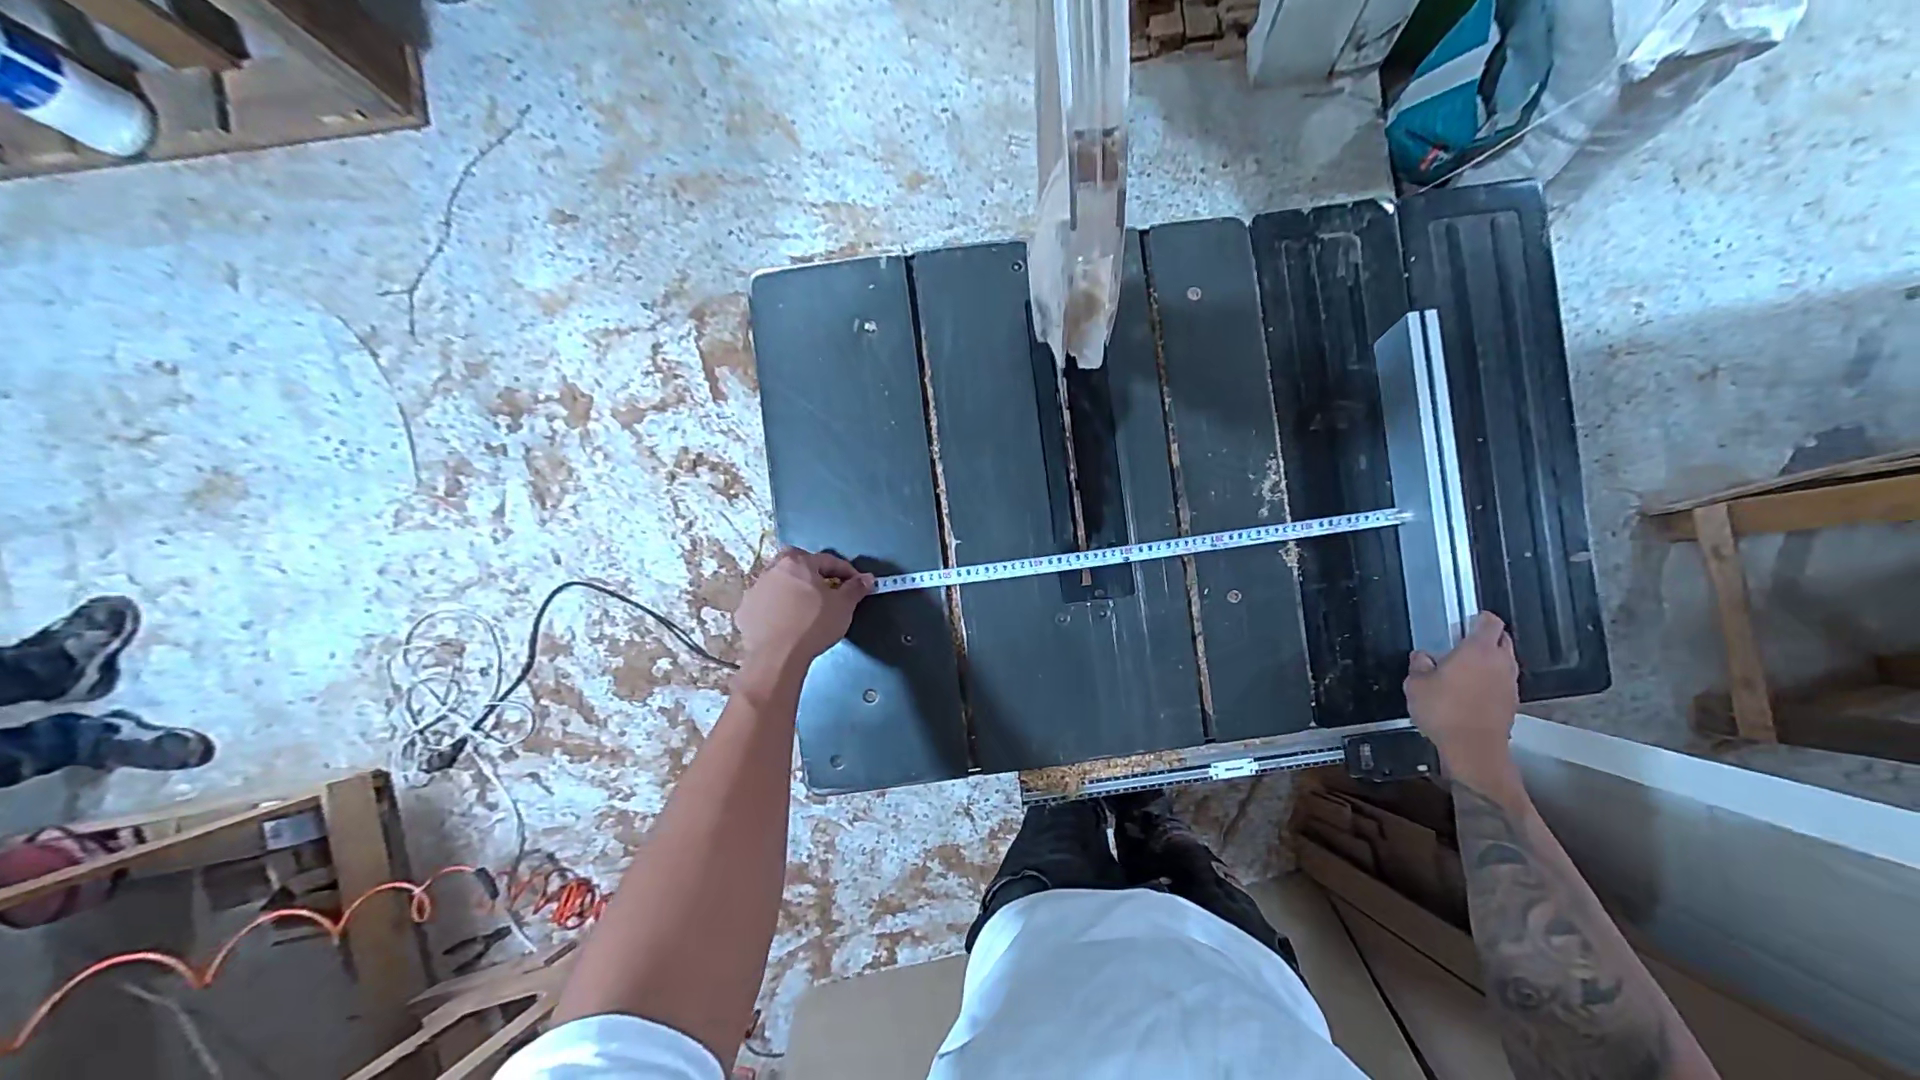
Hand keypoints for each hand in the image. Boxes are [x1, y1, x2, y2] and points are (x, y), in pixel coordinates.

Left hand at [733, 548, 873, 674]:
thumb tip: (866, 578)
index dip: (846, 571)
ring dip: (791, 588)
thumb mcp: (843, 606)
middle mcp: (773, 569)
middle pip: (797, 563)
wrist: (777, 656)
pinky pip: (765, 602)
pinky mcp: (744, 610)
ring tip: (804, 606)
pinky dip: (775, 607)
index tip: (857, 583)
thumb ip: (855, 588)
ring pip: (778, 582)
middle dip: (812, 572)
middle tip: (825, 588)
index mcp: (798, 562)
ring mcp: (755, 589)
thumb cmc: (813, 625)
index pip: (827, 560)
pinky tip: (784, 621)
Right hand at [1404, 612, 1519, 768]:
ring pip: (1505, 661)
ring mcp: (1509, 683)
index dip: (1479, 617)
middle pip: (1502, 639)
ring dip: (1490, 660)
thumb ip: (1419, 665)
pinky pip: (1503, 682)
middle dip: (1487, 637)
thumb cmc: (1444, 712)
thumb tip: (1422, 658)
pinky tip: (1470, 691)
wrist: (1473, 748)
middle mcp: (1500, 663)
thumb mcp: (1416, 684)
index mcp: (1477, 650)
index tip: (1467, 620)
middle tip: (1464, 643)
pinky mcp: (1512, 702)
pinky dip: (1491, 680)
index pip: (1490, 622)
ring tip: (1465, 668)